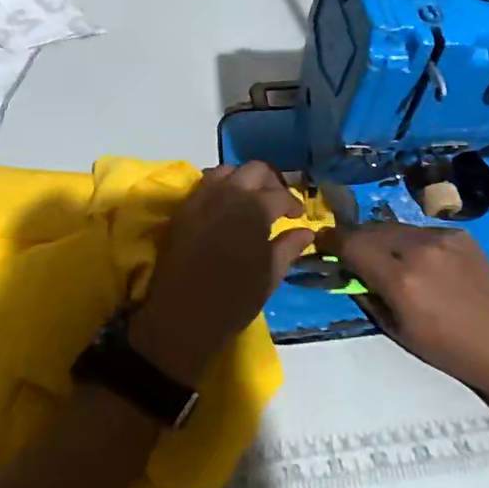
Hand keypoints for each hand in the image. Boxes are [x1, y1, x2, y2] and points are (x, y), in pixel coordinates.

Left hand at [129, 162, 313, 384]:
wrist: (182, 317)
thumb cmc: (234, 299)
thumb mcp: (271, 275)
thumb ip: (289, 247)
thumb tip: (306, 232)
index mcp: (255, 208)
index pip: (280, 194)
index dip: (294, 203)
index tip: (298, 216)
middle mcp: (229, 194)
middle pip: (255, 170)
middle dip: (271, 182)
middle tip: (277, 201)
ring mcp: (202, 198)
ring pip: (227, 170)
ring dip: (243, 179)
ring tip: (250, 200)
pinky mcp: (183, 209)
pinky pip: (204, 184)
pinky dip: (219, 187)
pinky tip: (225, 206)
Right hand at [317, 223, 488, 395]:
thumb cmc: (448, 349)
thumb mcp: (397, 330)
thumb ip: (367, 294)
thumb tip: (346, 271)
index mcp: (401, 280)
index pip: (353, 244)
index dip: (331, 241)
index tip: (320, 242)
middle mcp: (419, 249)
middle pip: (371, 229)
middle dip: (354, 237)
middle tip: (345, 249)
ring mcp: (442, 236)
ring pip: (395, 226)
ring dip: (381, 237)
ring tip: (381, 255)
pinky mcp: (460, 232)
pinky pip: (420, 230)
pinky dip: (408, 240)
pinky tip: (416, 260)